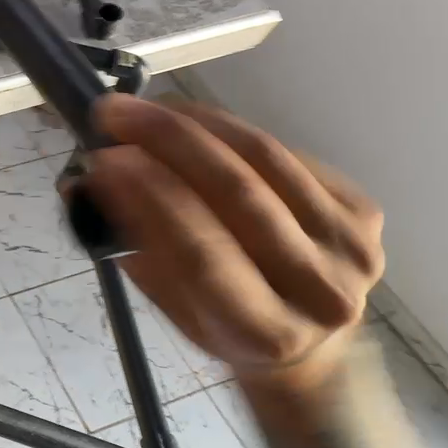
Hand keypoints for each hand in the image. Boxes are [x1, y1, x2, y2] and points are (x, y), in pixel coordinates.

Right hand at [80, 95, 384, 393]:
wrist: (310, 342)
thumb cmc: (220, 325)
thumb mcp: (169, 303)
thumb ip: (131, 244)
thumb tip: (84, 181)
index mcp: (264, 330)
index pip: (202, 250)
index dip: (151, 195)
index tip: (102, 158)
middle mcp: (320, 289)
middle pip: (238, 193)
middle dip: (167, 141)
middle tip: (113, 112)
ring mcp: (351, 245)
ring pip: (264, 158)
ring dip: (192, 121)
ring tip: (142, 105)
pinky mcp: (364, 211)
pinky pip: (283, 151)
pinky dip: (226, 126)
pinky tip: (187, 118)